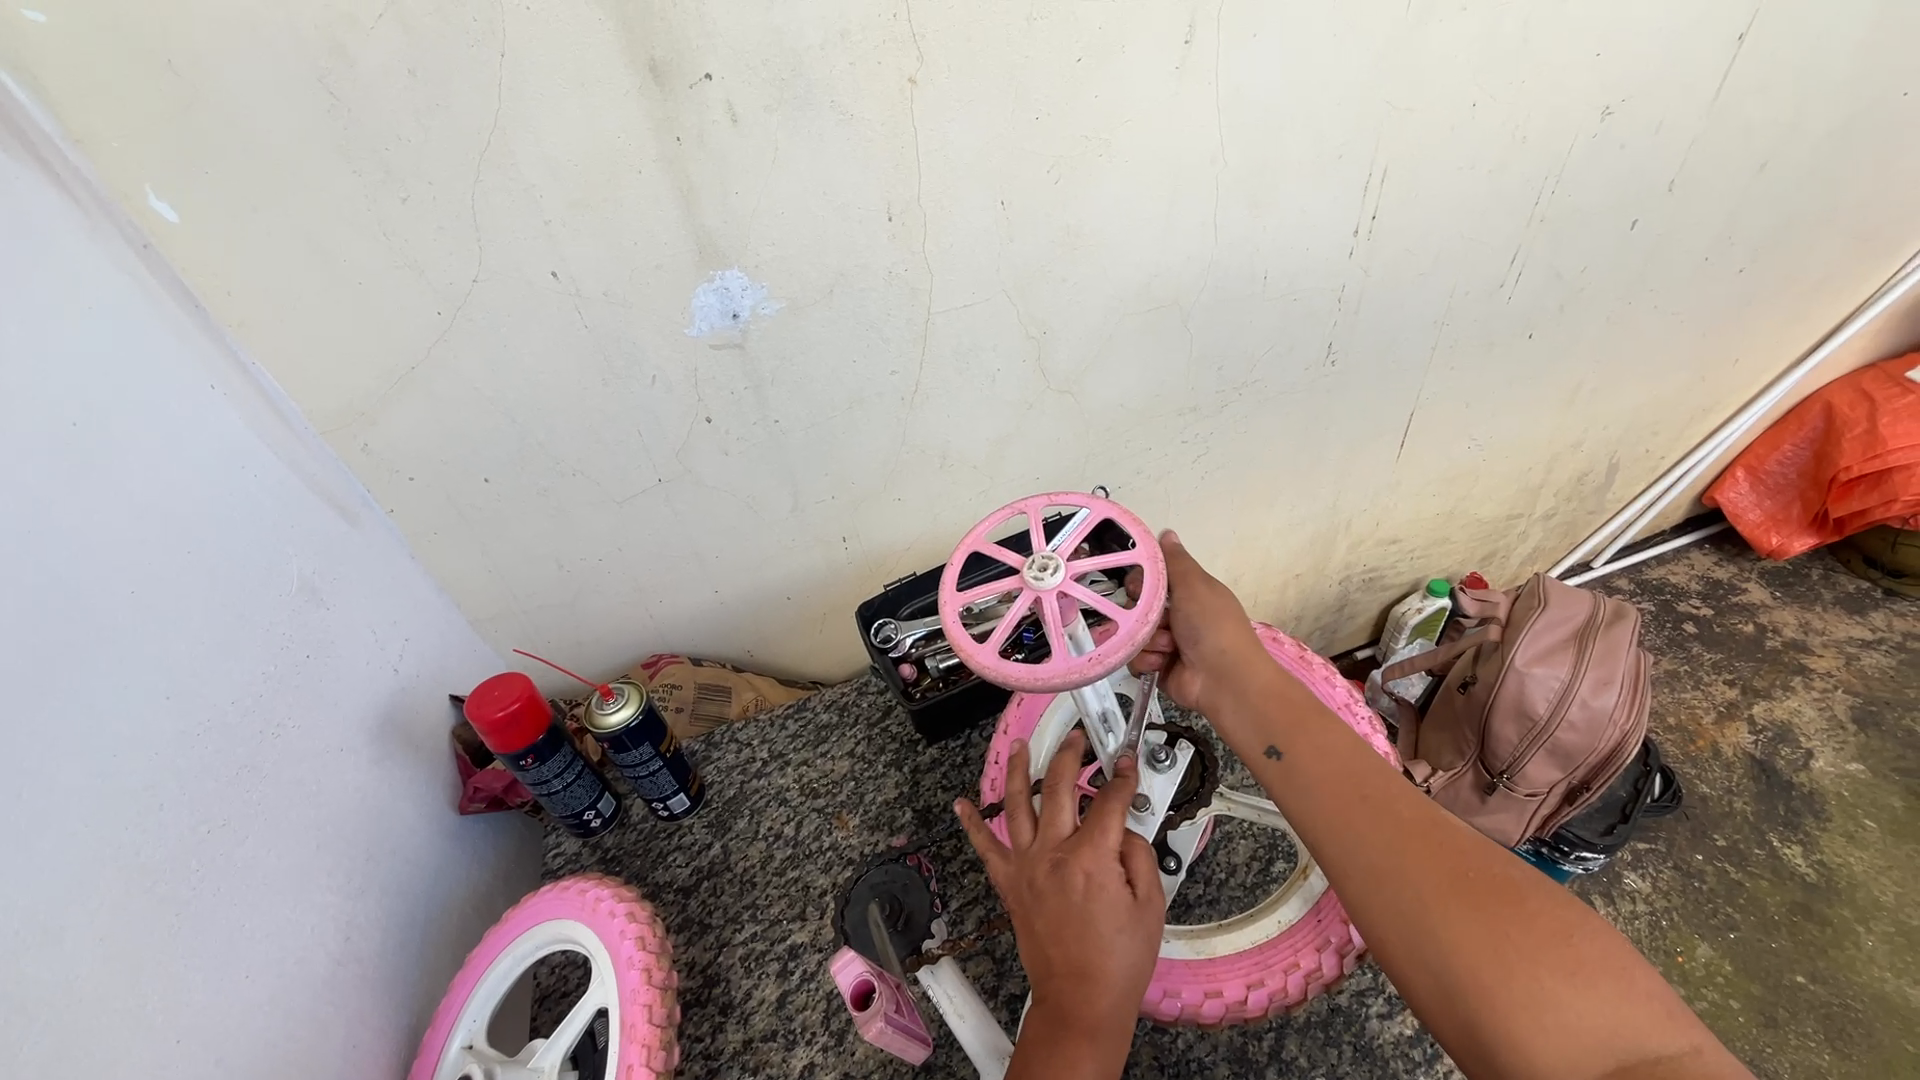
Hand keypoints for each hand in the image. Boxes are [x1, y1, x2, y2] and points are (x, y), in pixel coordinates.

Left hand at [954, 731, 1163, 1058]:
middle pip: (1060, 787)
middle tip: (1079, 739)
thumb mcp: (1150, 906)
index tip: (1127, 763)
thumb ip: (1138, 856)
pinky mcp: (1010, 884)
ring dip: (1019, 769)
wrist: (1080, 1001)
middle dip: (1072, 755)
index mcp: (1091, 857)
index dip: (1122, 778)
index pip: (1109, 801)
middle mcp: (1053, 853)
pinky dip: (972, 824)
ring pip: (1017, 803)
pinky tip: (962, 804)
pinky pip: (986, 848)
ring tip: (1022, 745)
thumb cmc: (1119, 960)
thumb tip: (1124, 829)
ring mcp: (1026, 866)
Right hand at [1126, 530, 1268, 716]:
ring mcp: (1166, 643)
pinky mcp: (1157, 666)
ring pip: (1134, 632)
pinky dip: (1146, 660)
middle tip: (1156, 619)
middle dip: (1142, 614)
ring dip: (1149, 639)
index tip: (1140, 587)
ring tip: (1169, 647)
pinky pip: (1134, 657)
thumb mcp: (1195, 585)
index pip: (1151, 580)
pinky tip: (1161, 662)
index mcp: (1188, 593)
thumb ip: (1175, 560)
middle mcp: (1176, 616)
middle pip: (1137, 606)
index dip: (1141, 582)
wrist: (1224, 679)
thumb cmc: (1212, 626)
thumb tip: (1166, 532)